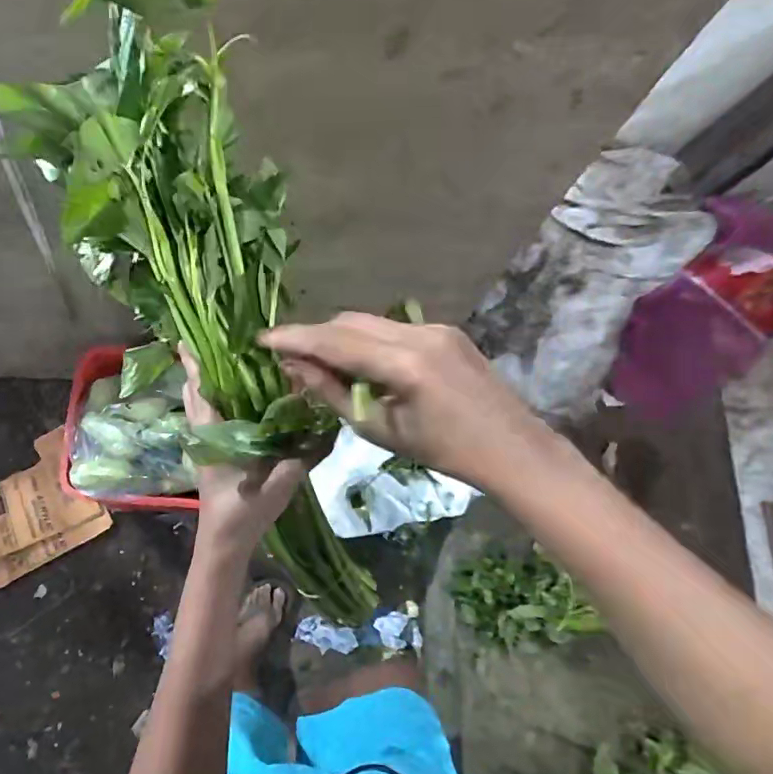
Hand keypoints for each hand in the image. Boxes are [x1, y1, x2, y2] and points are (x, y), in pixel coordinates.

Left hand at [180, 348, 308, 556]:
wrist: (224, 543)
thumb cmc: (244, 511)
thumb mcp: (279, 483)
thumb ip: (302, 456)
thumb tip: (329, 427)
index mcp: (213, 436)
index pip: (200, 391)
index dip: (193, 365)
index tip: (189, 339)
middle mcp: (204, 436)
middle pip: (195, 394)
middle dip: (200, 368)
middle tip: (217, 343)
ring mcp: (206, 446)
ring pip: (201, 408)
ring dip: (208, 385)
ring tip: (229, 363)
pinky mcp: (213, 456)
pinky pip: (210, 421)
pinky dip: (218, 403)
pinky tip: (241, 400)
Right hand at [260, 312, 550, 486]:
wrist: (510, 448)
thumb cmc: (443, 452)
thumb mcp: (380, 429)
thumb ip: (334, 394)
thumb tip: (295, 367)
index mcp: (404, 364)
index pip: (335, 342)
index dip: (294, 339)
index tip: (262, 340)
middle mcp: (419, 333)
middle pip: (349, 322)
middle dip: (314, 334)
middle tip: (285, 353)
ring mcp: (435, 327)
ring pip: (370, 321)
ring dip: (339, 335)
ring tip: (317, 359)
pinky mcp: (445, 330)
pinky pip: (392, 328)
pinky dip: (366, 339)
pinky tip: (357, 361)